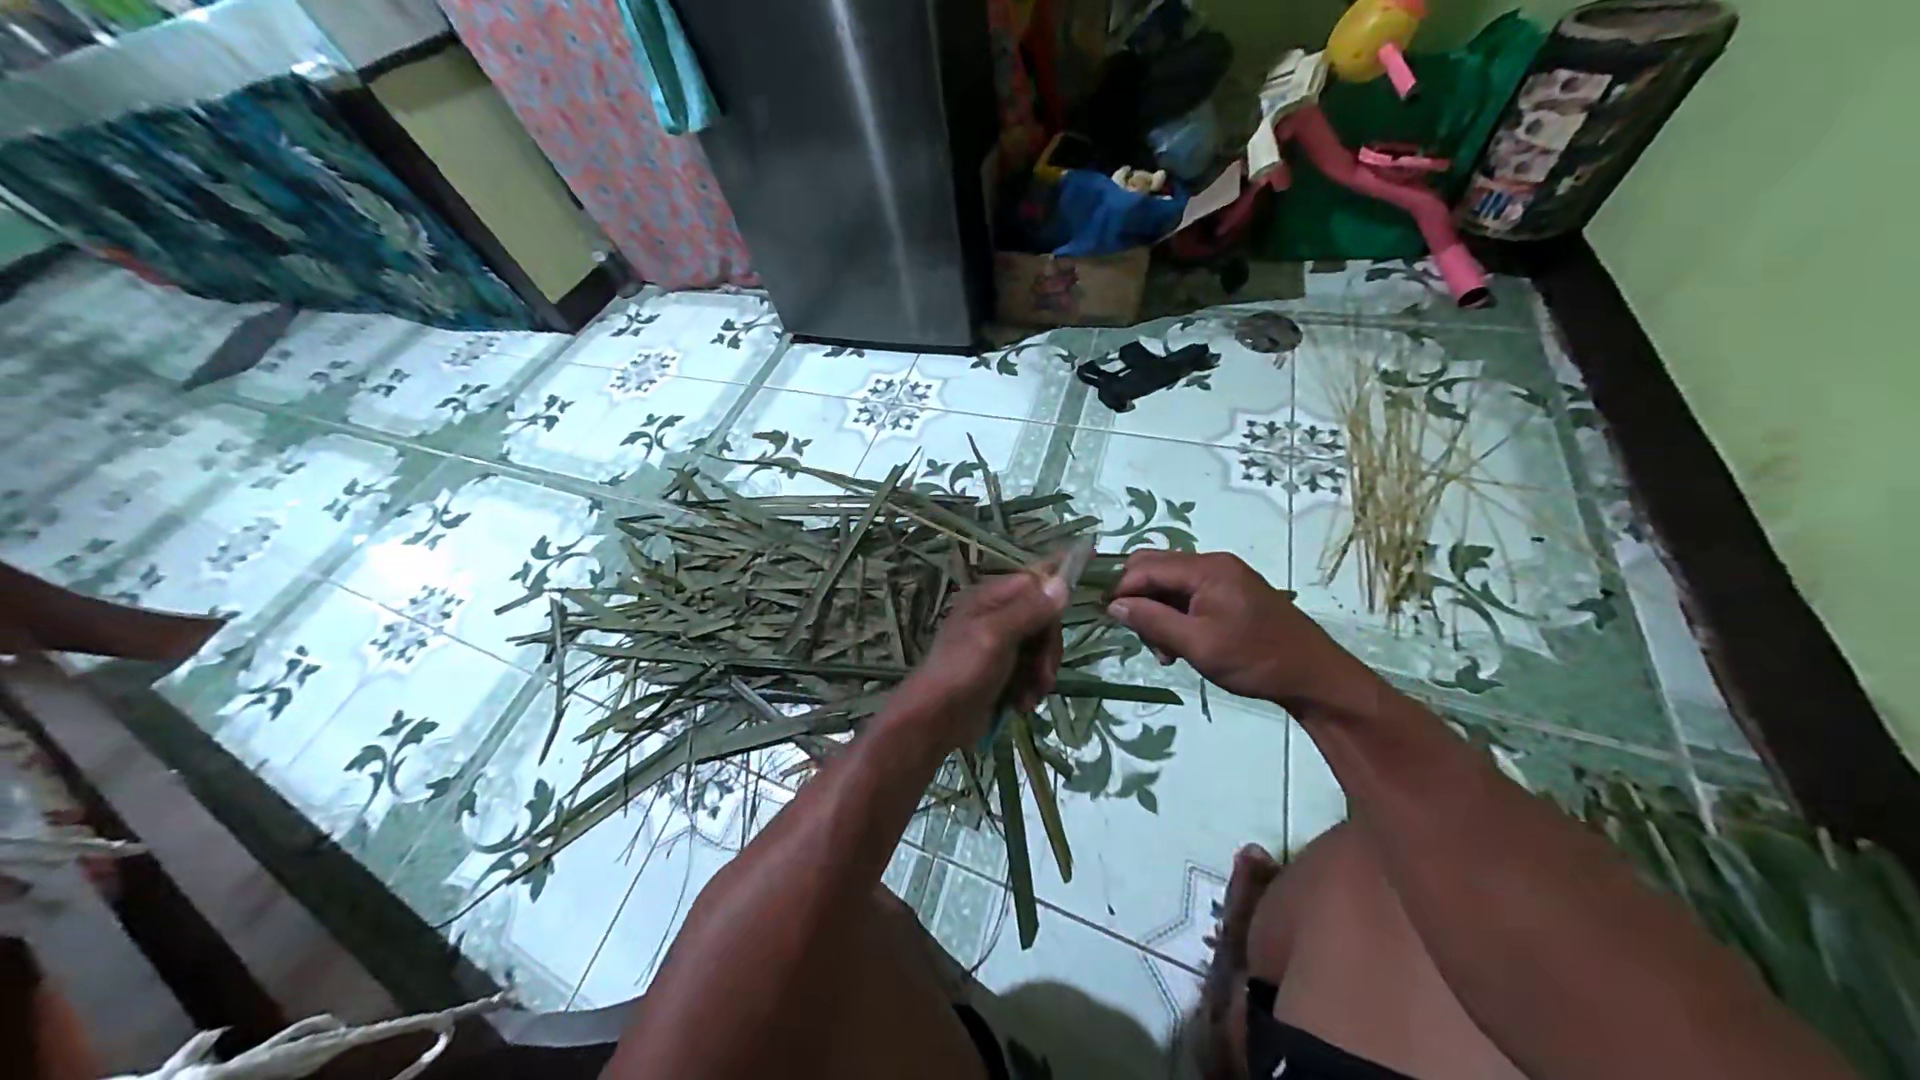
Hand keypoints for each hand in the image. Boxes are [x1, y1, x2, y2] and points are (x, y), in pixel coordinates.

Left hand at [896, 570, 1068, 748]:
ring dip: (1040, 674)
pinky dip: (1030, 688)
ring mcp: (999, 645)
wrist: (935, 720)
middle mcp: (996, 616)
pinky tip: (1020, 704)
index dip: (1058, 584)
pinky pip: (1030, 671)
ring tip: (1028, 697)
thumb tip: (1061, 582)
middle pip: (1043, 619)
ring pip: (1040, 649)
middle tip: (1043, 674)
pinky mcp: (1002, 671)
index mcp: (990, 598)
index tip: (1086, 575)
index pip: (1035, 580)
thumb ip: (1029, 610)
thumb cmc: (962, 671)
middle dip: (1048, 648)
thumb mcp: (996, 636)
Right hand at [1106, 550, 1378, 713]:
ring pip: (1169, 585)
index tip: (1109, 619)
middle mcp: (1212, 564)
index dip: (1122, 590)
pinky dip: (1175, 617)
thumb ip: (1153, 621)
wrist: (1313, 675)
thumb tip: (1113, 605)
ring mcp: (1222, 578)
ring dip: (1157, 614)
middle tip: (1142, 637)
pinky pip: (1187, 596)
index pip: (1146, 567)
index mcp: (1206, 569)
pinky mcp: (1229, 594)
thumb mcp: (1197, 644)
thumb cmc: (1255, 659)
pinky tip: (1179, 646)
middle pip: (1155, 569)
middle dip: (1139, 601)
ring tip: (1165, 651)